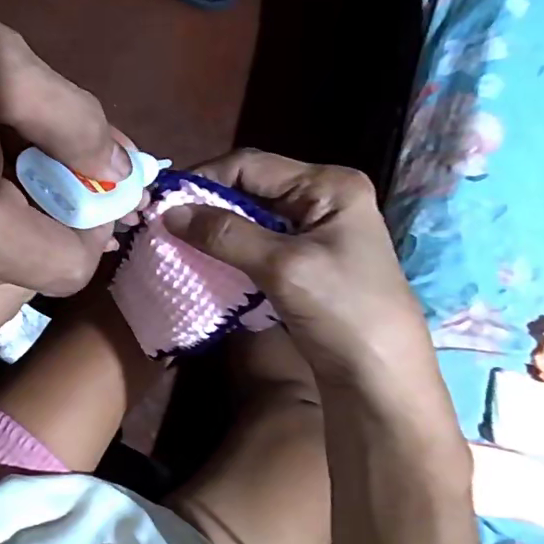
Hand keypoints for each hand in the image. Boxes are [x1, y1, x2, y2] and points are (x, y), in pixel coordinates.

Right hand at [161, 150, 435, 383]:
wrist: (379, 377)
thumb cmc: (343, 311)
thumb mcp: (282, 266)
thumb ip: (224, 235)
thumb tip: (167, 212)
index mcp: (329, 185)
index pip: (250, 165)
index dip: (204, 179)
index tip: (163, 203)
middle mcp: (321, 198)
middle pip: (247, 187)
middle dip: (204, 204)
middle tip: (164, 224)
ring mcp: (313, 229)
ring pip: (246, 215)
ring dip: (211, 228)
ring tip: (176, 242)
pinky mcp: (302, 258)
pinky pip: (253, 241)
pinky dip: (225, 248)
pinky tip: (202, 260)